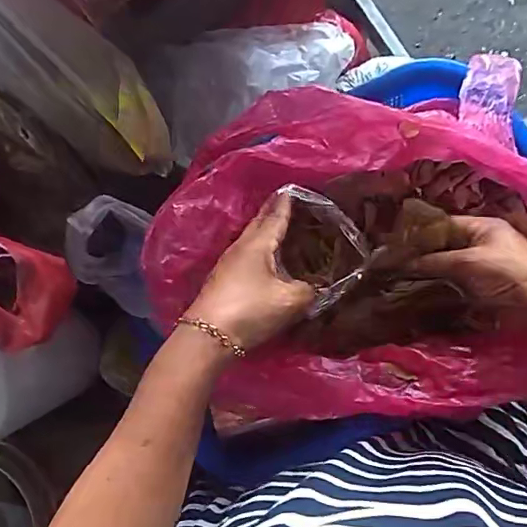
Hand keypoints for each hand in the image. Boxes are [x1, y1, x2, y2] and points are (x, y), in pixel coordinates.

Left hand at [182, 193, 316, 350]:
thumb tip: (317, 287)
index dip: (286, 204)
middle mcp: (240, 248)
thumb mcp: (290, 300)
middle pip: (259, 225)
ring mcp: (227, 265)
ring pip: (251, 241)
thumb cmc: (250, 310)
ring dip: (264, 233)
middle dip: (273, 213)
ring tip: (279, 229)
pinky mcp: (222, 282)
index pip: (275, 216)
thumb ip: (310, 290)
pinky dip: (258, 252)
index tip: (293, 189)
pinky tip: (265, 259)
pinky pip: (245, 257)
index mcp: (257, 244)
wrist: (208, 337)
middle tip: (287, 203)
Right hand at [408, 216, 526, 311]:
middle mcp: (486, 241)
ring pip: (452, 263)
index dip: (422, 233)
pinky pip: (460, 280)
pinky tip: (428, 290)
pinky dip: (445, 284)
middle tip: (399, 261)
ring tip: (408, 276)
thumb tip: (405, 264)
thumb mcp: (466, 262)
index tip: (399, 243)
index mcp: (484, 226)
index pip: (445, 224)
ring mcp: (488, 263)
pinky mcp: (489, 284)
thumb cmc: (508, 273)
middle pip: (448, 244)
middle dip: (426, 253)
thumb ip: (434, 261)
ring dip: (434, 270)